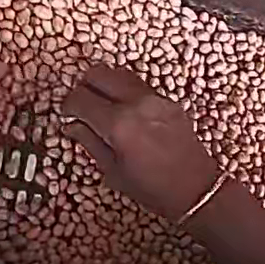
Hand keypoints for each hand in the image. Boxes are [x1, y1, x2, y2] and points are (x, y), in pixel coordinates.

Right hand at [61, 62, 218, 219]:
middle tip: (81, 107)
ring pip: (120, 74)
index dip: (68, 106)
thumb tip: (72, 125)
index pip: (80, 98)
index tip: (67, 116)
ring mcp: (156, 99)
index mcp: (119, 124)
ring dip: (105, 85)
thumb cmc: (153, 189)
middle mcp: (137, 104)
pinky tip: (125, 113)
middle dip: (84, 86)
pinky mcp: (169, 101)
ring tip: (102, 108)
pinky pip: (139, 86)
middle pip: (98, 74)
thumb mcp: (114, 171)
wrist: (197, 189)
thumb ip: (90, 142)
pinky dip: (125, 92)